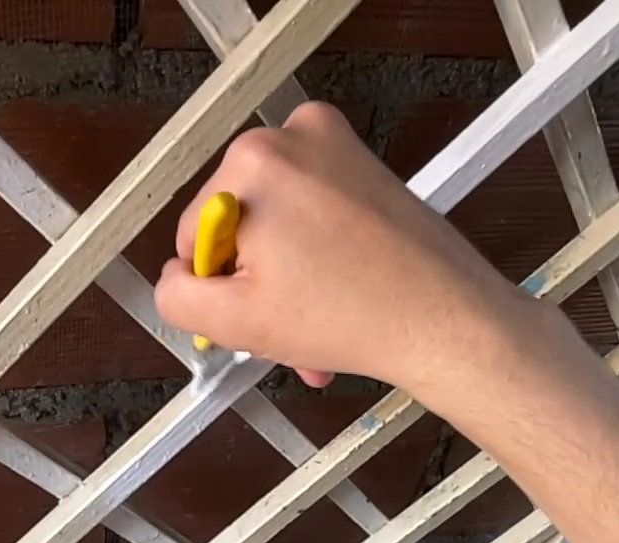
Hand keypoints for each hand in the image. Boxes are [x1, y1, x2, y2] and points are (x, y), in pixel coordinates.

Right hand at [154, 102, 564, 398]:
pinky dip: (312, 263)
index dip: (216, 289)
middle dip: (254, 289)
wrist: (446, 319)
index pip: (193, 238)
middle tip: (282, 330)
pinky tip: (331, 302)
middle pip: (237, 231)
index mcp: (251, 165)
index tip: (250, 314)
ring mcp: (332, 147)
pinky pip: (309, 218)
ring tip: (310, 329)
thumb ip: (176, 298)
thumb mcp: (234, 322)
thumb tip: (172, 280)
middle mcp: (291, 137)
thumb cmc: (352, 317)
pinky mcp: (361, 167)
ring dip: (283, 287)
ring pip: (274, 231)